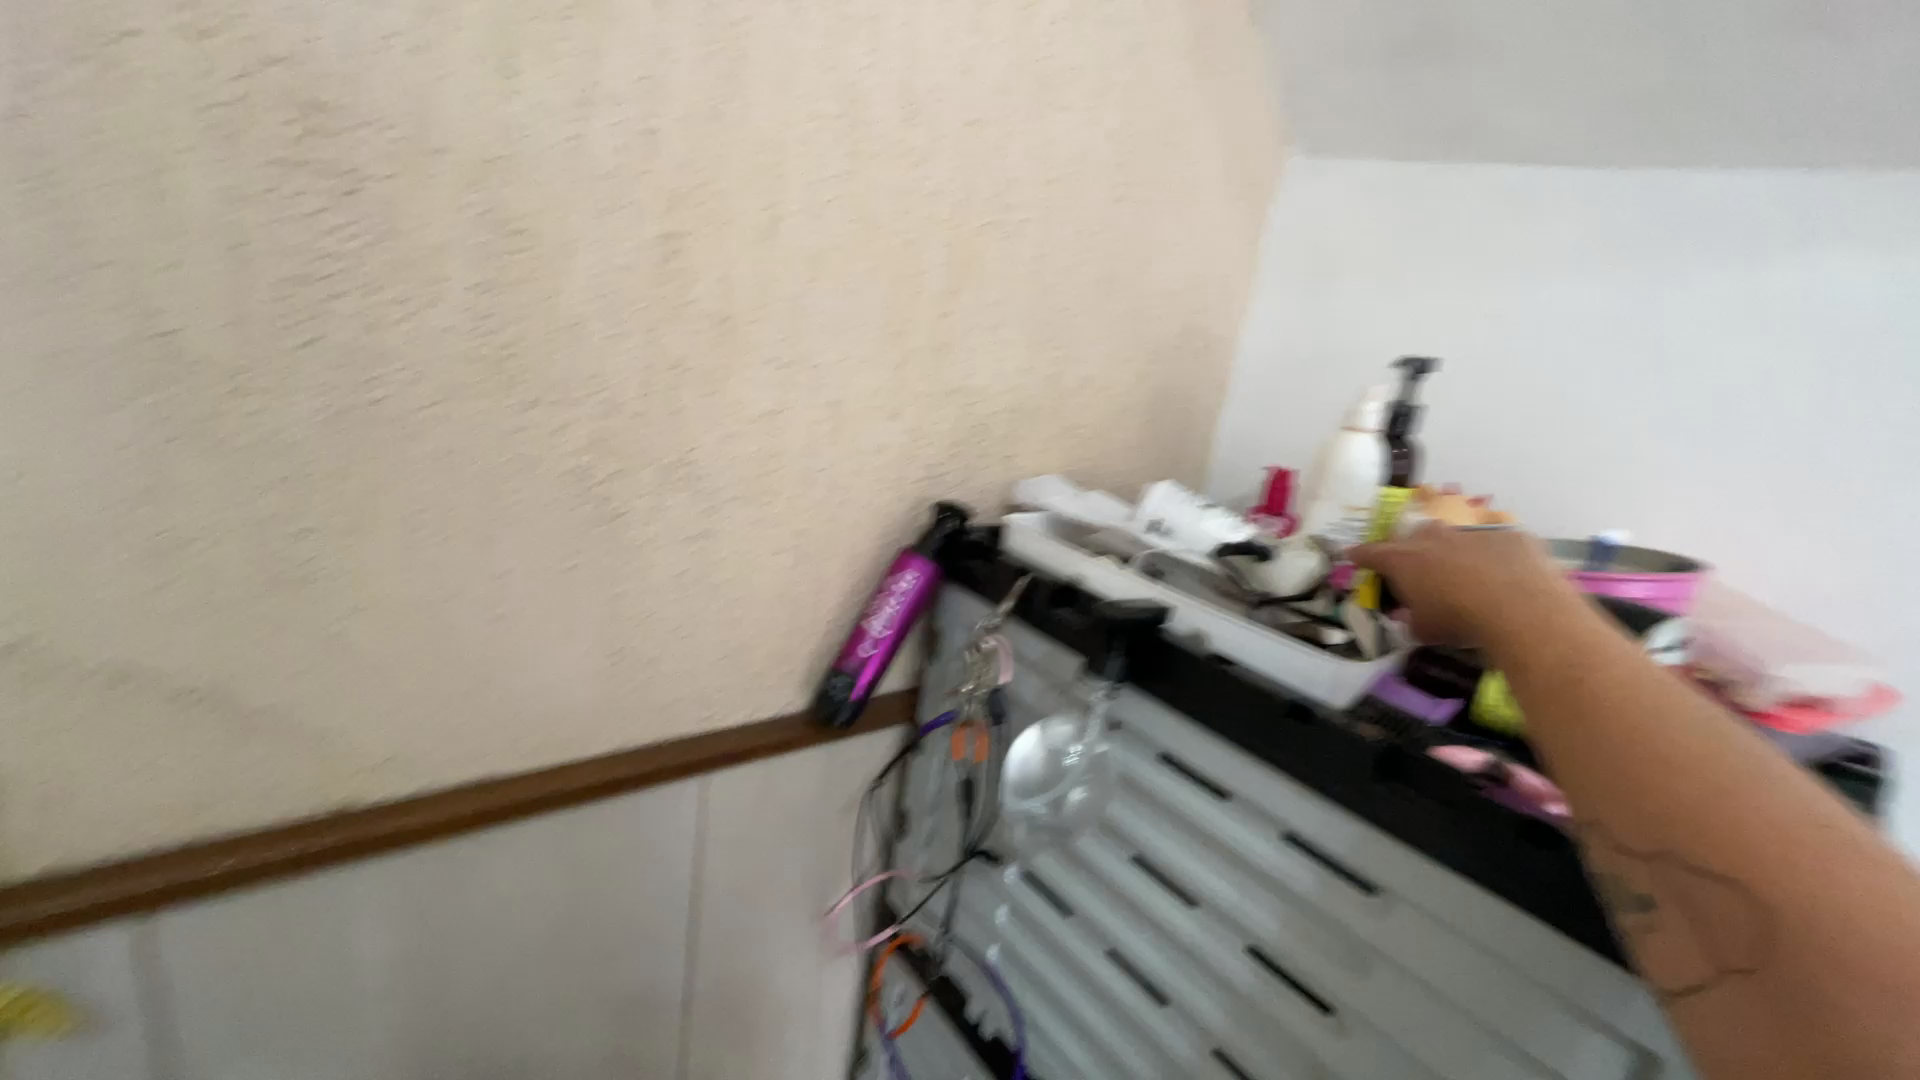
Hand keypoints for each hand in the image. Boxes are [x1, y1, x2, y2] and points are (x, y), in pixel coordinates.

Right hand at [1350, 524, 1577, 646]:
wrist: (1521, 608)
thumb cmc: (1459, 620)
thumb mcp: (1424, 630)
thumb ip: (1411, 620)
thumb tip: (1410, 618)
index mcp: (1403, 560)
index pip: (1371, 553)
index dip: (1360, 555)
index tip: (1352, 554)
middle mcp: (1432, 538)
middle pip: (1413, 536)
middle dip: (1412, 549)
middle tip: (1419, 568)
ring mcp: (1472, 532)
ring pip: (1455, 537)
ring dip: (1454, 551)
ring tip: (1465, 573)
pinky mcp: (1509, 535)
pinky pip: (1496, 543)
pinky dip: (1494, 557)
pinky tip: (1505, 577)